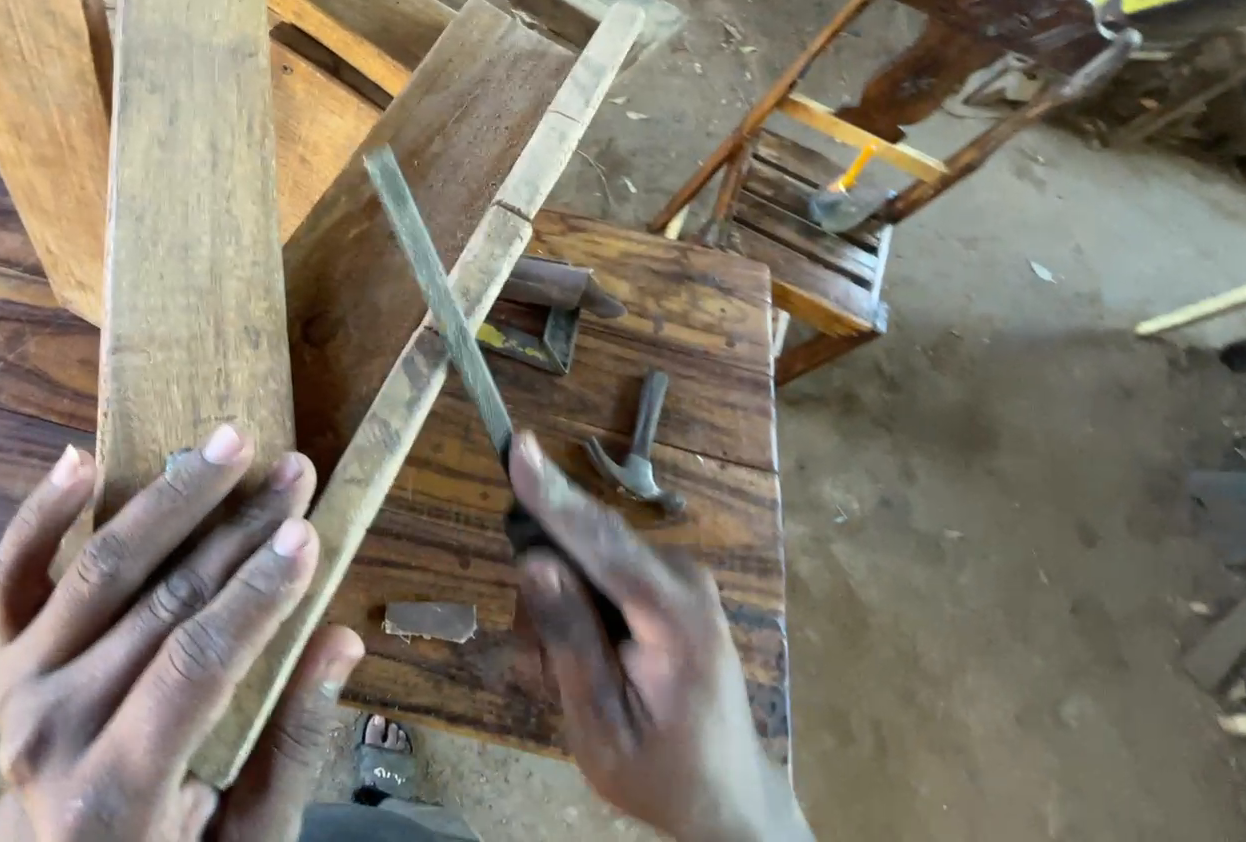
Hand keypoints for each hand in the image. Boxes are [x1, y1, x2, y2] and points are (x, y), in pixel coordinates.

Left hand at [0, 425, 365, 841]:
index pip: (197, 665)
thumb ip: (291, 746)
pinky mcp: (1, 651)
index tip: (307, 534)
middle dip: (239, 529)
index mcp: (112, 793)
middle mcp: (50, 730)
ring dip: (173, 497)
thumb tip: (340, 642)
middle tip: (294, 474)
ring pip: (101, 567)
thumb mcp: (244, 838)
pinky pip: (11, 569)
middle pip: (162, 602)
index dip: (256, 594)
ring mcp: (17, 682)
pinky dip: (42, 511)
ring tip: (231, 443)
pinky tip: (84, 460)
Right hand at [507, 433, 811, 841]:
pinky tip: (589, 654)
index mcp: (674, 616)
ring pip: (586, 556)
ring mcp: (680, 575)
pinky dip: (580, 604)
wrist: (728, 799)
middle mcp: (683, 577)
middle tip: (540, 660)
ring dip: (561, 603)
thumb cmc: (663, 774)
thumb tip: (535, 561)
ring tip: (569, 671)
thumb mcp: (601, 725)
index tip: (517, 445)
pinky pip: (601, 569)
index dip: (553, 495)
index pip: (600, 542)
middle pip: (585, 542)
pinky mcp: (670, 580)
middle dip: (545, 581)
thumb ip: (570, 639)